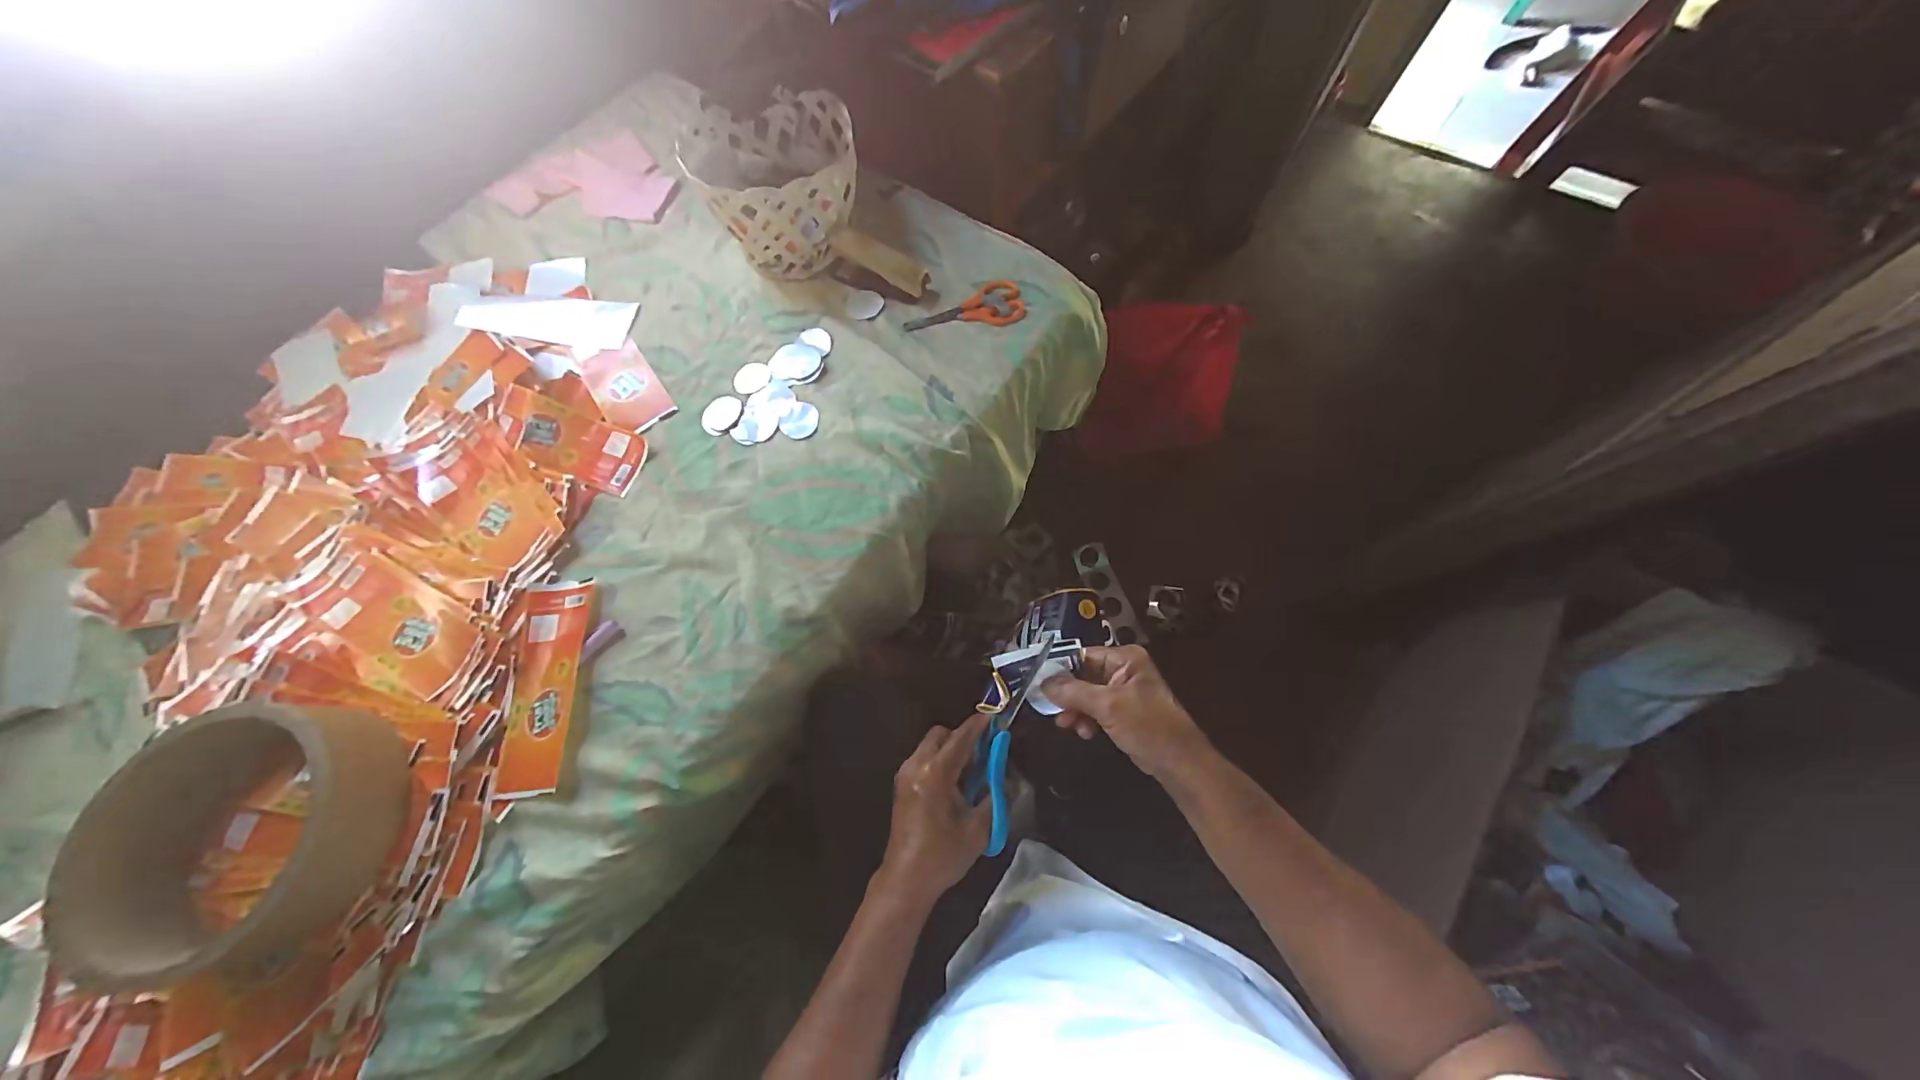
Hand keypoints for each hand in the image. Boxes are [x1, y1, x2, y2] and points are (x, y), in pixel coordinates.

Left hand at [876, 712, 992, 905]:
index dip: (978, 725)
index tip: (994, 716)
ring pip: (930, 746)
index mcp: (936, 774)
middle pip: (940, 735)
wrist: (906, 879)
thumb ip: (994, 796)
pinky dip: (940, 760)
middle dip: (962, 737)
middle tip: (984, 753)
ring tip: (972, 771)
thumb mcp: (978, 828)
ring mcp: (905, 775)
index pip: (960, 739)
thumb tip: (1006, 777)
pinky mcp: (901, 786)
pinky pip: (923, 759)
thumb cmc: (944, 855)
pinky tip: (955, 783)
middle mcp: (916, 766)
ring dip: (951, 749)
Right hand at [1041, 645, 1214, 780]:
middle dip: (1068, 695)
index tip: (1039, 682)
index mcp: (1125, 659)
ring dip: (1076, 710)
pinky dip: (1087, 719)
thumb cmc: (1147, 726)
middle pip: (1083, 675)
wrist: (1178, 762)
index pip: (1083, 655)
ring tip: (1069, 726)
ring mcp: (1123, 691)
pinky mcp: (1122, 711)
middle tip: (1051, 709)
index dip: (1060, 669)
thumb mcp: (1107, 706)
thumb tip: (1043, 683)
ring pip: (1087, 695)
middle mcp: (1124, 669)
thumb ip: (1073, 692)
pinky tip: (1084, 732)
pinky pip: (1096, 709)